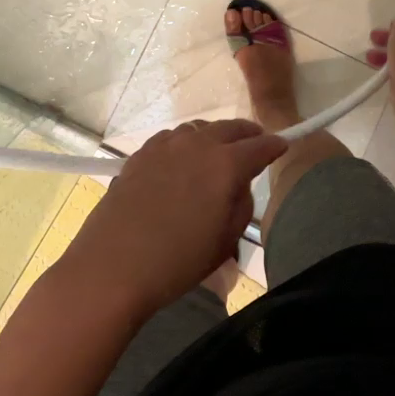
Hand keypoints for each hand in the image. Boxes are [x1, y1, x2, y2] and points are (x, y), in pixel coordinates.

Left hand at [63, 119, 285, 314]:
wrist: (111, 268)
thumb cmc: (175, 263)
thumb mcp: (224, 241)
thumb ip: (241, 205)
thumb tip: (239, 185)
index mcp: (225, 165)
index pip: (260, 147)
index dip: (274, 146)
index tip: (283, 146)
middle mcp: (197, 144)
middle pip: (230, 128)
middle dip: (247, 134)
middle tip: (256, 142)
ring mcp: (165, 145)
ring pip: (199, 129)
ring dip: (215, 136)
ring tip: (219, 151)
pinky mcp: (141, 153)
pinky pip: (173, 138)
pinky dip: (186, 143)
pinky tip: (183, 160)